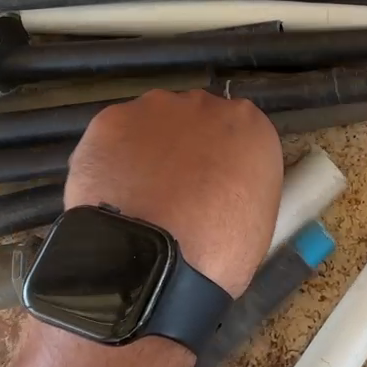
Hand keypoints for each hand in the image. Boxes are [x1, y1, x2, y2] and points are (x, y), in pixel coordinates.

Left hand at [63, 88, 283, 296]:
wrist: (159, 260)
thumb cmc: (219, 248)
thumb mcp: (256, 215)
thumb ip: (241, 182)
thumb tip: (223, 187)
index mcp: (249, 126)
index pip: (234, 133)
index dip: (217, 159)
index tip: (208, 183)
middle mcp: (206, 105)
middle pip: (192, 120)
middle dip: (182, 149)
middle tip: (173, 190)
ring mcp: (156, 109)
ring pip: (150, 125)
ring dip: (146, 151)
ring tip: (137, 195)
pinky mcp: (112, 121)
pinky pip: (112, 138)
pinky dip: (110, 160)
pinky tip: (111, 192)